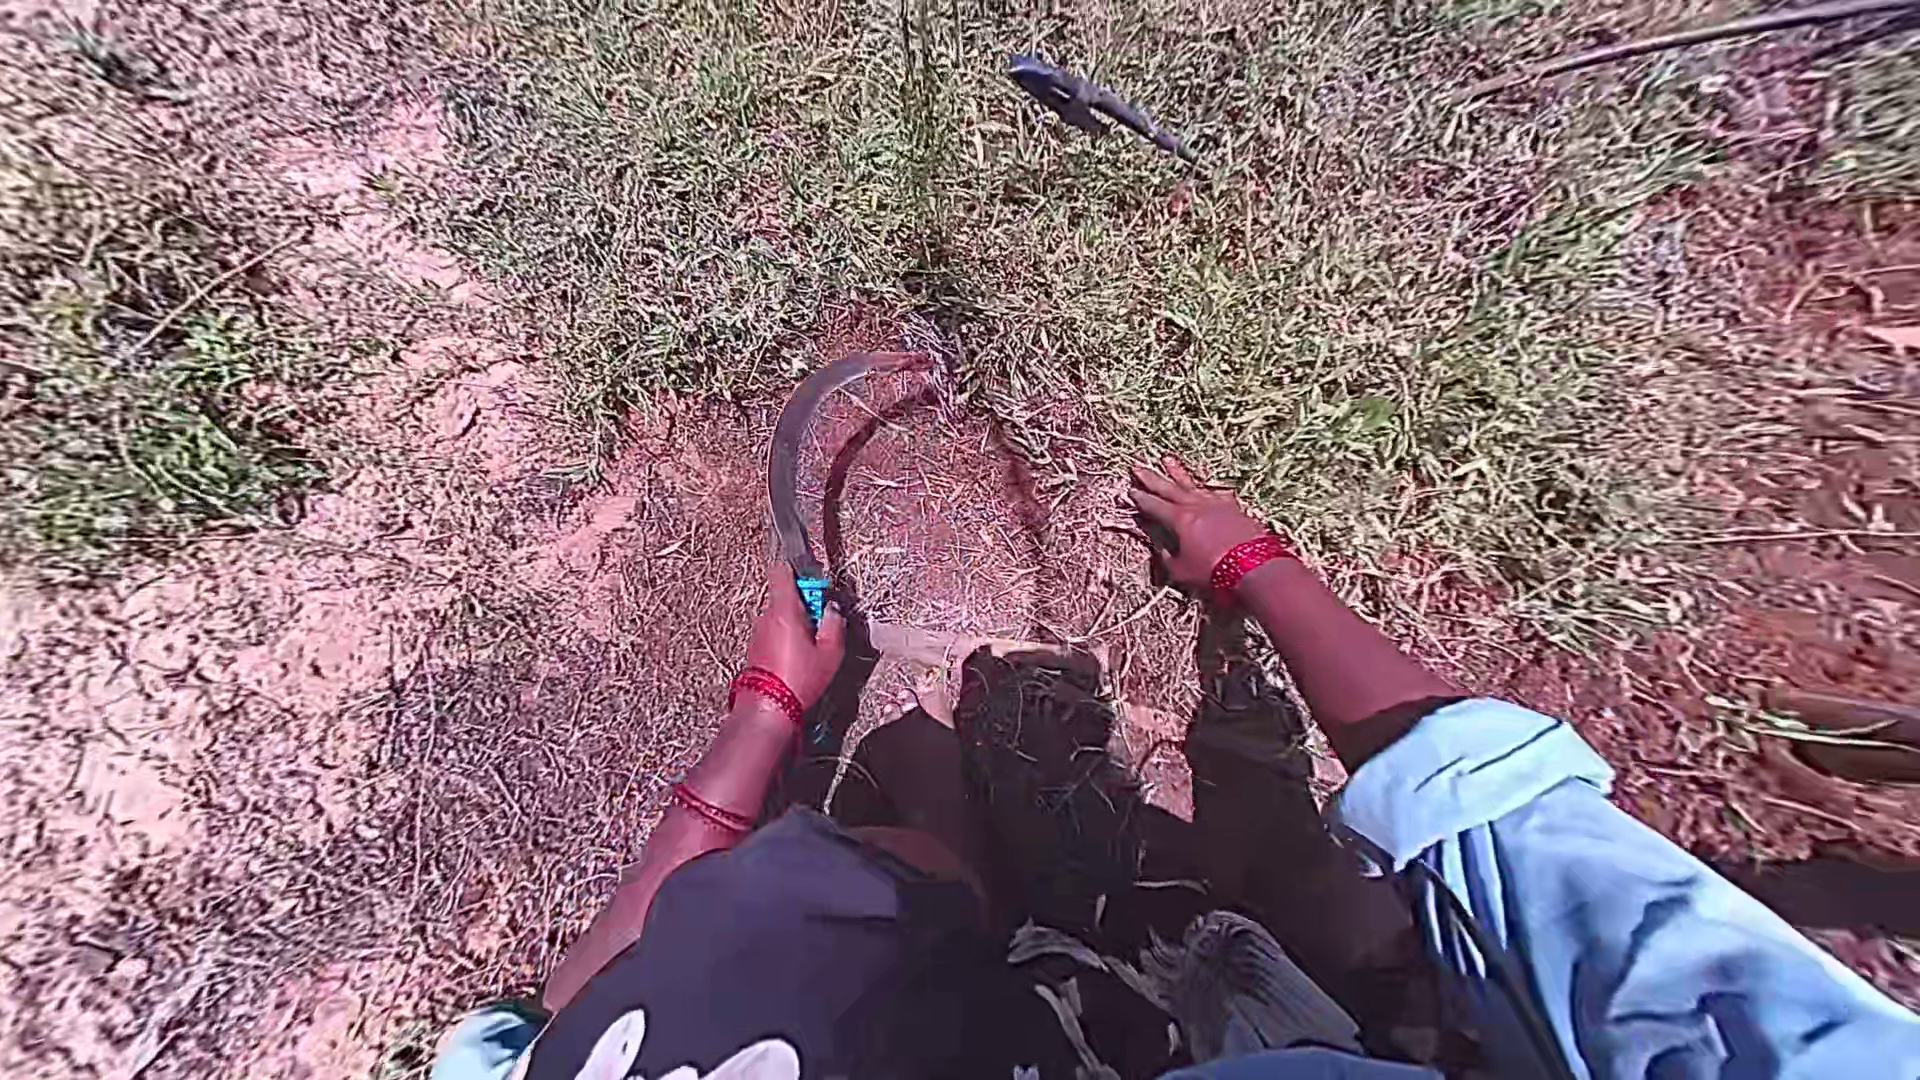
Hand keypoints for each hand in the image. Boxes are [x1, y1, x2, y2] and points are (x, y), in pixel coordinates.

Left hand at [744, 563, 846, 709]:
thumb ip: (834, 624)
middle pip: (786, 595)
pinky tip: (800, 655)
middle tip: (823, 623)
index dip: (799, 571)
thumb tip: (833, 611)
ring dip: (798, 621)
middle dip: (807, 604)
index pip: (782, 572)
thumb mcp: (830, 652)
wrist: (768, 709)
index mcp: (784, 611)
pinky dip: (789, 635)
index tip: (816, 584)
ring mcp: (760, 632)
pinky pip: (776, 630)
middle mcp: (767, 617)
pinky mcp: (757, 646)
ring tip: (813, 644)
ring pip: (782, 614)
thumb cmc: (797, 680)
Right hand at [1128, 456, 1270, 590]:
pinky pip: (1217, 492)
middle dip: (1152, 478)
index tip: (1130, 491)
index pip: (1154, 505)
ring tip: (1167, 460)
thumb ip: (1167, 556)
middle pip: (1169, 488)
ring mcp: (1217, 504)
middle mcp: (1197, 506)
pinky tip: (1207, 485)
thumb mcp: (1181, 569)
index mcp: (1180, 519)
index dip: (1140, 499)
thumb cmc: (1215, 572)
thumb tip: (1161, 547)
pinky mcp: (1235, 508)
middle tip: (1138, 466)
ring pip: (1193, 484)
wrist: (1257, 569)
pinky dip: (1208, 487)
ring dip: (1178, 473)